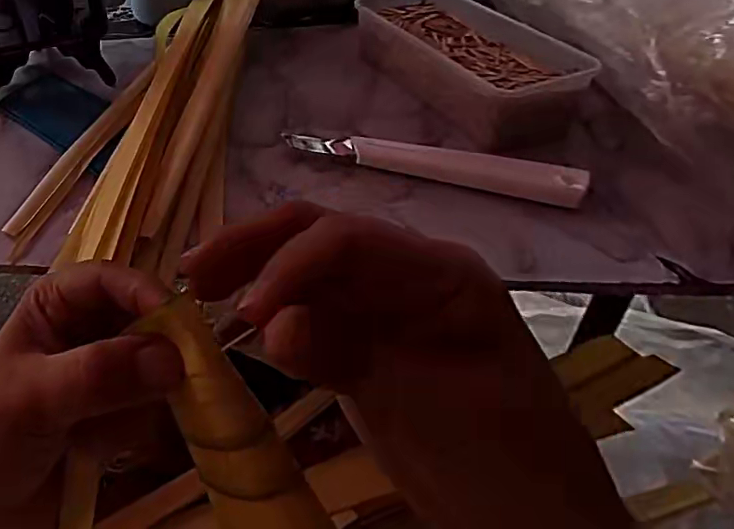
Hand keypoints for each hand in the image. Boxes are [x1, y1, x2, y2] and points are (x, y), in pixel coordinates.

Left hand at [0, 264, 183, 528]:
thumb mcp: (34, 398)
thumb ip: (98, 373)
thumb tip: (169, 357)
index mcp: (58, 301)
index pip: (111, 279)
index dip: (144, 292)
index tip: (177, 322)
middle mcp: (88, 326)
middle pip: (143, 317)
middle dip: (152, 352)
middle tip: (170, 381)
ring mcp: (106, 370)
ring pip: (153, 364)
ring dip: (136, 402)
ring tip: (94, 436)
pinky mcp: (118, 411)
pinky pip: (150, 405)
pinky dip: (133, 429)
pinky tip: (94, 452)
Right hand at [183, 203, 627, 528]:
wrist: (536, 521)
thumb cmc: (507, 463)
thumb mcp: (432, 411)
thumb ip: (352, 359)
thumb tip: (273, 326)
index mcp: (440, 272)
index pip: (353, 240)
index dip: (292, 265)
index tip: (246, 312)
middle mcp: (409, 270)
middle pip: (324, 233)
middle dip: (258, 244)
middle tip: (196, 271)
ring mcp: (387, 301)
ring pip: (311, 262)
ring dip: (255, 264)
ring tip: (201, 282)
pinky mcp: (367, 336)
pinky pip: (313, 306)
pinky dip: (273, 305)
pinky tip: (240, 315)